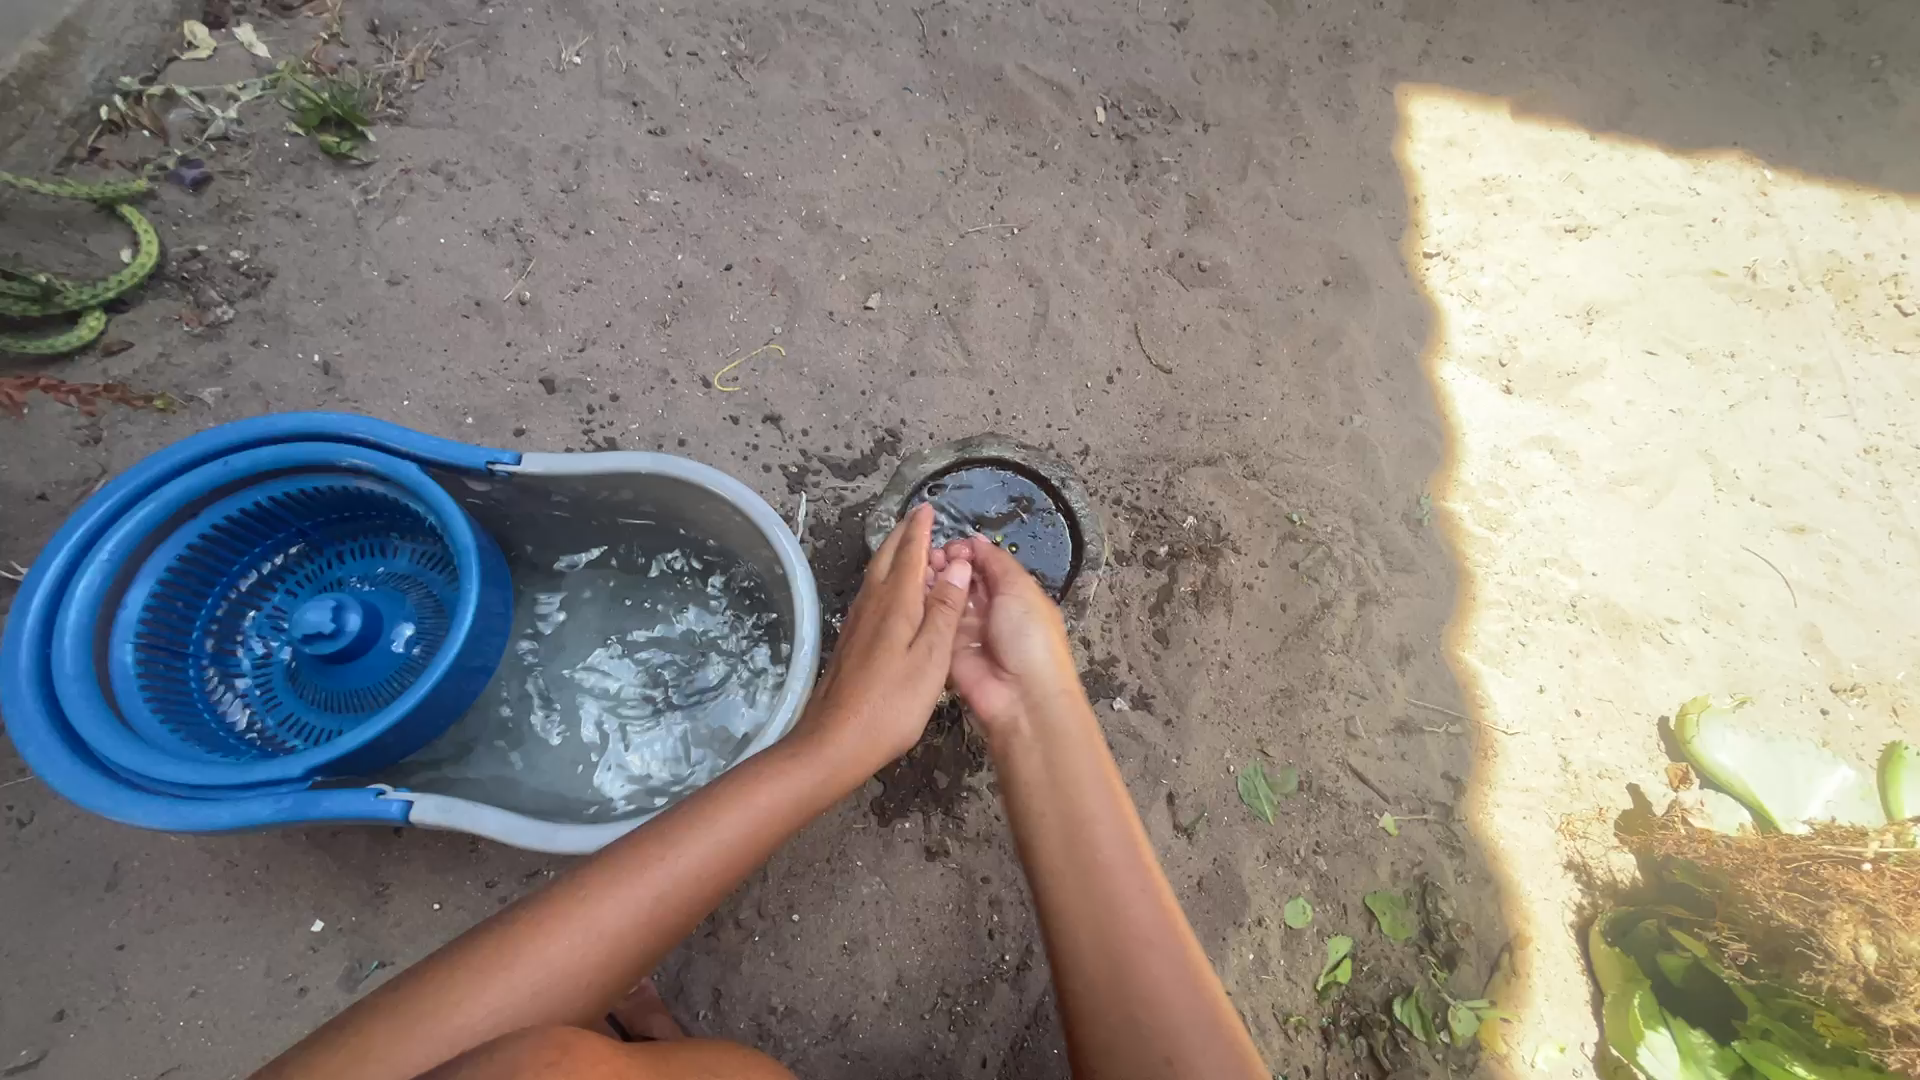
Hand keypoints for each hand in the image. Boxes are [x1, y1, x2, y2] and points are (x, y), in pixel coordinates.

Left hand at [792, 504, 971, 775]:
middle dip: (903, 534)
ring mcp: (857, 621)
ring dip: (893, 554)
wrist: (834, 741)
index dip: (919, 529)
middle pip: (886, 557)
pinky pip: (872, 593)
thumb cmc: (891, 704)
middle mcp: (872, 603)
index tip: (927, 507)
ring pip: (876, 574)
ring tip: (910, 547)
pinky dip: (887, 579)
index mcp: (895, 602)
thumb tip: (957, 565)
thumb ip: (945, 610)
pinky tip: (894, 593)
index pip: (909, 553)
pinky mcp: (851, 639)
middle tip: (918, 519)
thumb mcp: (931, 658)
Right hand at [940, 535, 1082, 744]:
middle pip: (965, 579)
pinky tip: (915, 588)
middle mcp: (991, 610)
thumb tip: (977, 542)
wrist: (1021, 695)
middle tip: (934, 554)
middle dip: (951, 563)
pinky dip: (926, 604)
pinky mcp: (948, 647)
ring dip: (937, 580)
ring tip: (924, 567)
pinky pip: (936, 621)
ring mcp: (969, 629)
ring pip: (948, 597)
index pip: (987, 565)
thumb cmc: (1030, 637)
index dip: (969, 552)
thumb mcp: (1021, 590)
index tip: (953, 545)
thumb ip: (997, 563)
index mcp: (1015, 594)